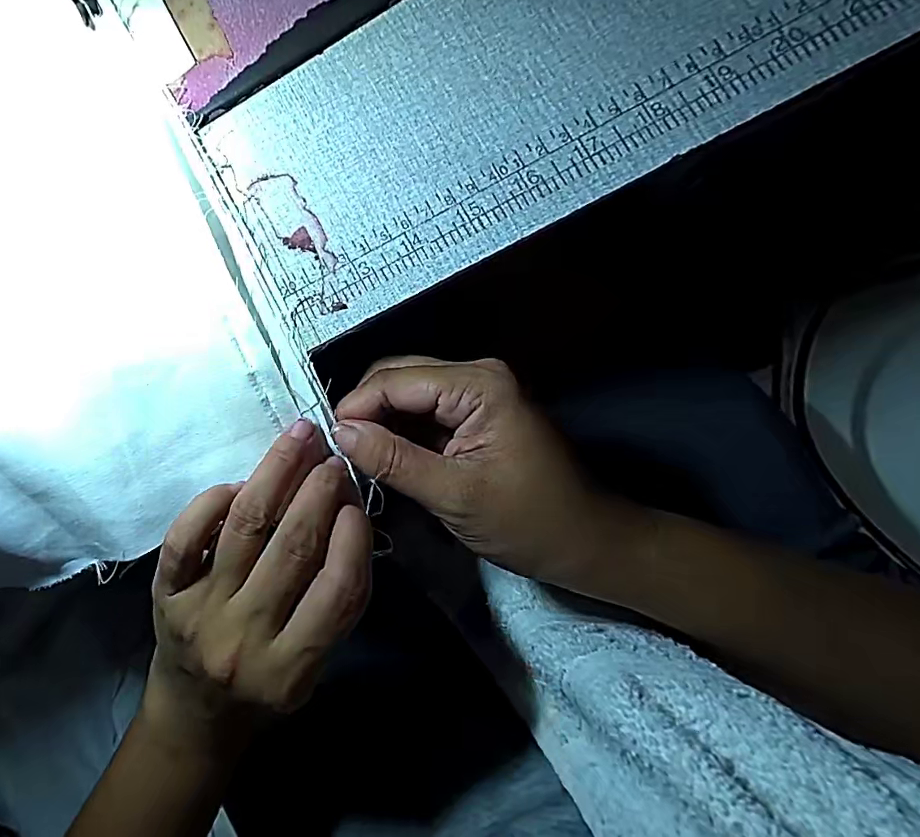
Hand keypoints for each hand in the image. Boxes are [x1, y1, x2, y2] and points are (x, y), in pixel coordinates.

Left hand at [140, 419, 373, 757]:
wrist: (193, 714)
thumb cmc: (261, 686)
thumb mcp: (309, 667)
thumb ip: (331, 606)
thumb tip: (346, 516)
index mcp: (291, 669)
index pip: (335, 592)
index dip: (353, 539)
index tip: (356, 500)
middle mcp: (243, 640)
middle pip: (290, 549)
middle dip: (316, 492)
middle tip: (330, 456)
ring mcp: (200, 612)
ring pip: (243, 530)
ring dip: (274, 477)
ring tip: (295, 443)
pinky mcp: (164, 593)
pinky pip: (185, 537)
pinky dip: (211, 503)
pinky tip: (237, 483)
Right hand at [331, 357, 645, 587]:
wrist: (591, 545)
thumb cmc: (531, 522)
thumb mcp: (455, 495)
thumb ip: (393, 460)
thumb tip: (338, 433)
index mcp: (477, 384)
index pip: (394, 381)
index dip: (355, 408)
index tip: (328, 445)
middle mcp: (474, 374)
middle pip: (395, 378)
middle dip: (363, 412)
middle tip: (338, 451)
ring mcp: (473, 390)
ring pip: (403, 393)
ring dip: (377, 421)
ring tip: (354, 456)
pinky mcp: (471, 411)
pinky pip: (420, 410)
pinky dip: (397, 431)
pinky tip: (382, 456)